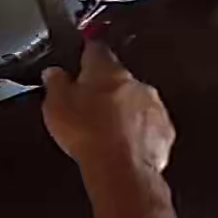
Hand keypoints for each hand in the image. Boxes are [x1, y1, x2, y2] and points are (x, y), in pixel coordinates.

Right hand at [41, 41, 174, 176]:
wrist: (120, 168)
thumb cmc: (86, 132)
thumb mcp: (55, 104)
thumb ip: (55, 82)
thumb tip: (54, 72)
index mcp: (106, 71)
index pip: (96, 49)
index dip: (87, 50)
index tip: (84, 51)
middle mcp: (134, 83)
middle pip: (116, 77)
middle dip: (103, 86)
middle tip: (85, 102)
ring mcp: (153, 106)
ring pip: (133, 100)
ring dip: (120, 108)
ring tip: (101, 127)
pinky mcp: (164, 131)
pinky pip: (147, 123)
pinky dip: (135, 129)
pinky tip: (119, 142)